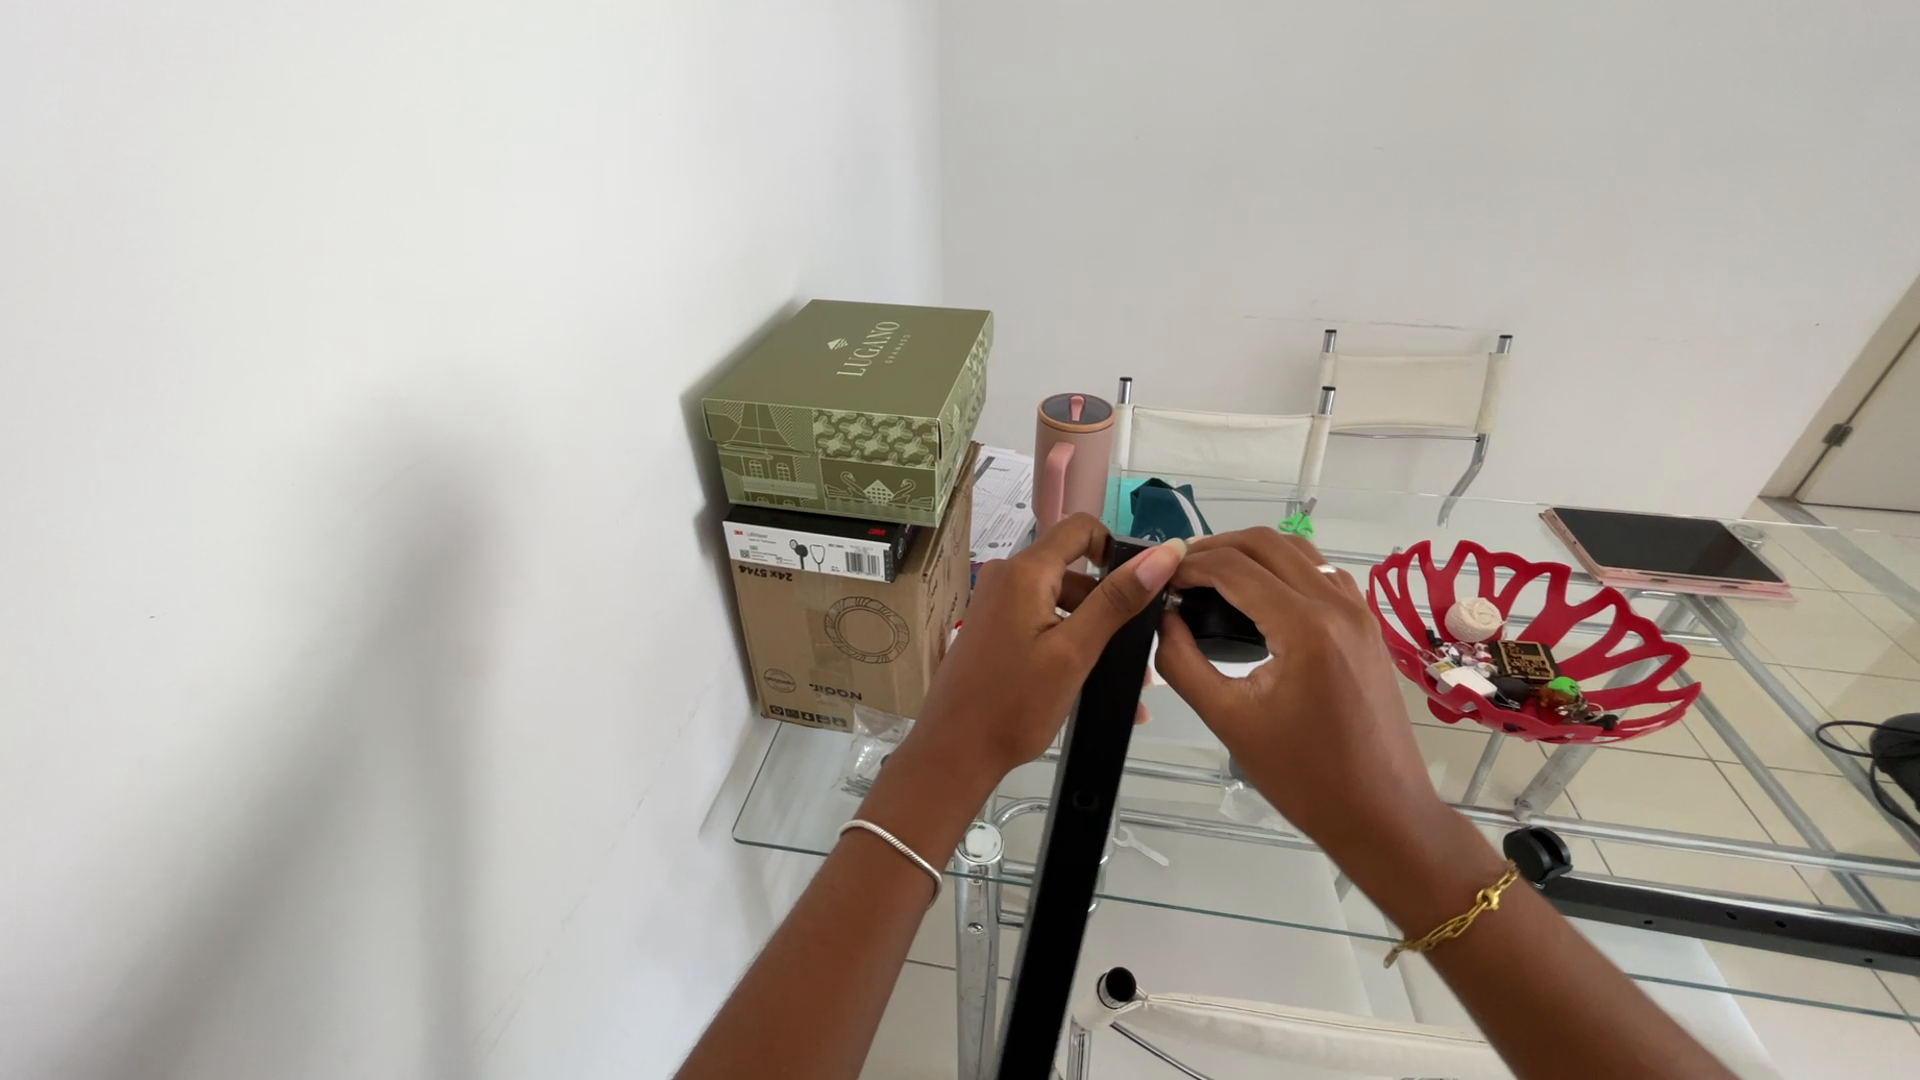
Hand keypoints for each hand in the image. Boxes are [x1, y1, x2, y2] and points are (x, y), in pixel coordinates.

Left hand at [910, 513, 1184, 788]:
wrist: (954, 751)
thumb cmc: (1013, 704)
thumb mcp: (1074, 652)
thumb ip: (1116, 600)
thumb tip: (1163, 552)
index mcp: (1024, 572)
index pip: (1080, 527)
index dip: (1116, 548)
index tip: (1143, 586)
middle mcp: (1006, 578)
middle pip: (1073, 570)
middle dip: (1110, 606)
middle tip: (1140, 655)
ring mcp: (996, 604)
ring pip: (1061, 603)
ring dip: (1095, 633)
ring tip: (1126, 685)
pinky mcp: (994, 629)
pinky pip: (1042, 623)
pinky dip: (1069, 644)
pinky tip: (1093, 684)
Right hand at [1153, 528, 1446, 860]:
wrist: (1381, 813)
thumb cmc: (1302, 776)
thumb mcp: (1226, 718)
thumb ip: (1181, 660)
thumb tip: (1163, 616)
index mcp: (1304, 628)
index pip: (1233, 567)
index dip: (1188, 565)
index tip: (1158, 578)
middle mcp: (1337, 606)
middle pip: (1265, 543)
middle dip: (1214, 548)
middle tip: (1177, 571)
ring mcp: (1359, 612)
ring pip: (1296, 549)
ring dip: (1248, 551)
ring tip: (1209, 575)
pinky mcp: (1367, 625)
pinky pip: (1320, 572)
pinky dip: (1281, 566)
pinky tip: (1257, 593)